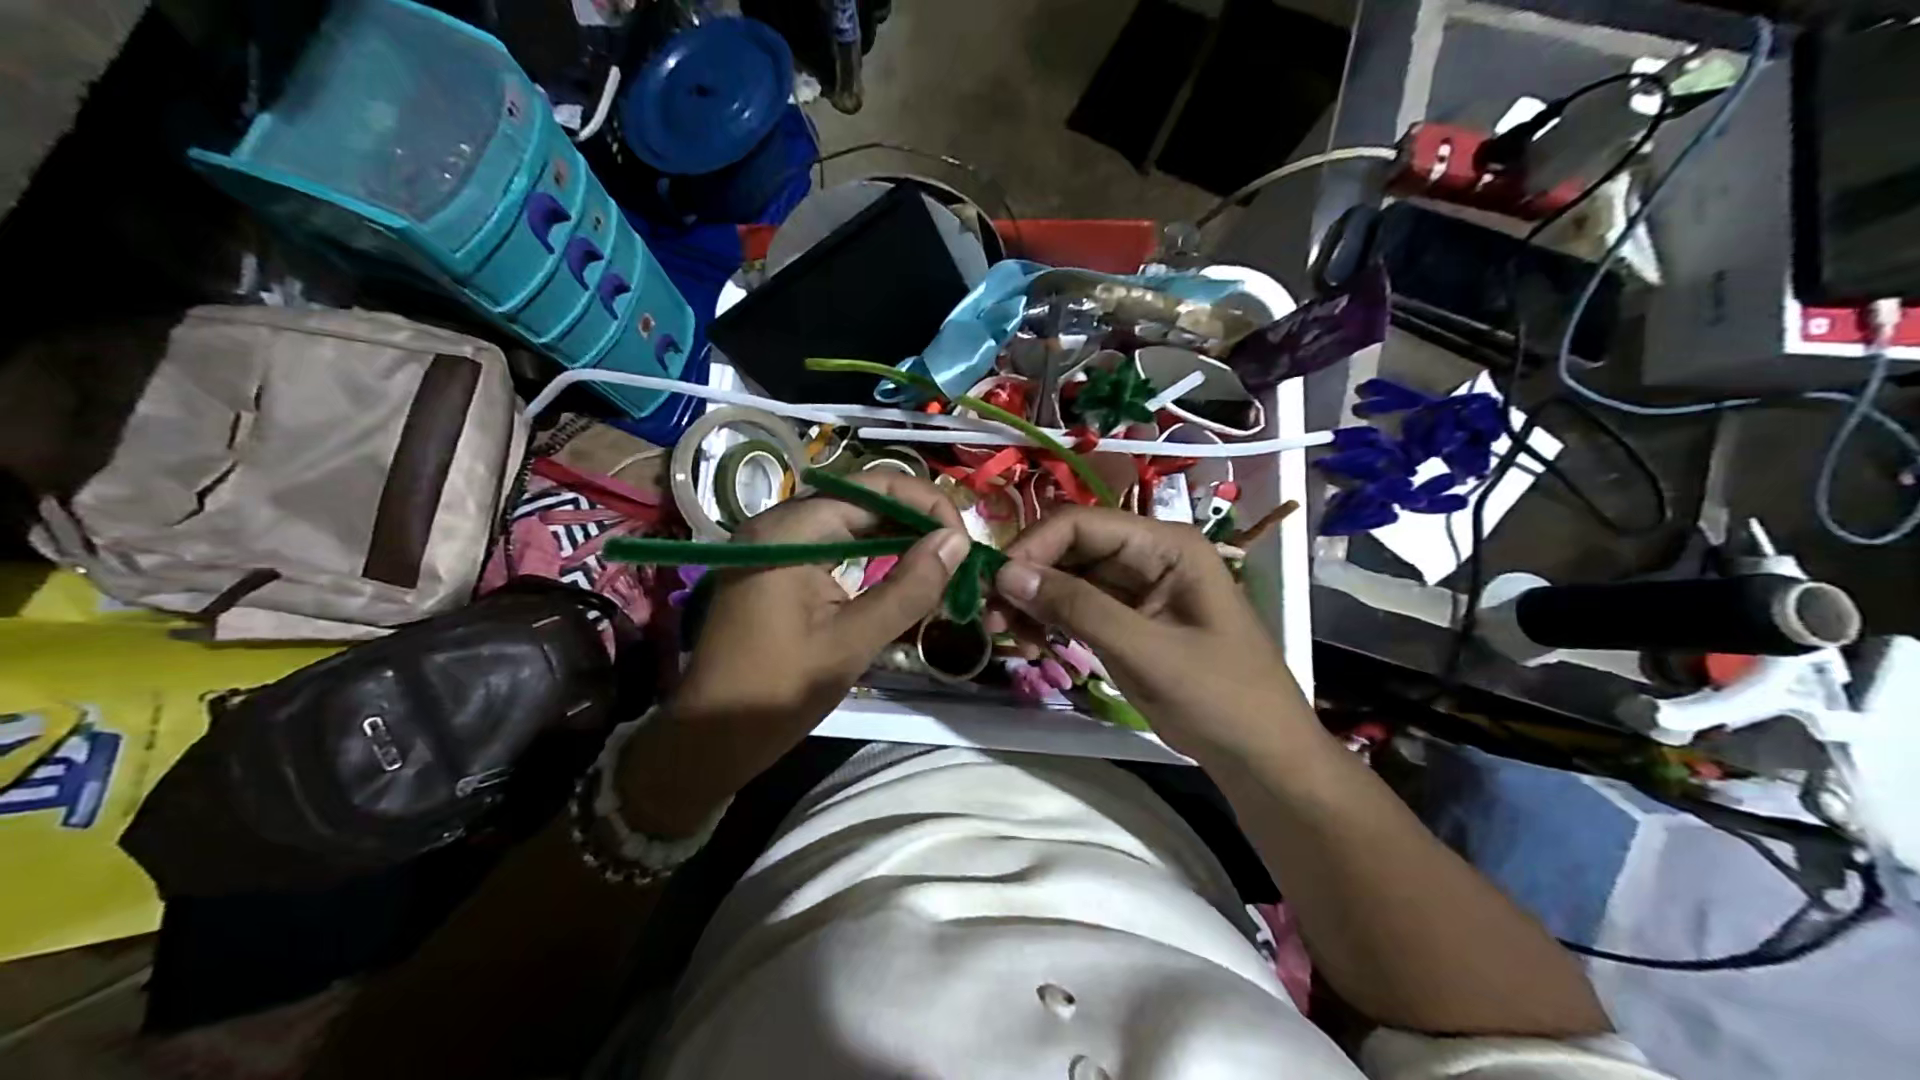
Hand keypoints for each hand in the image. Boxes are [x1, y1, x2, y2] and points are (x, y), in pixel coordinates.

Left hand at [679, 472, 969, 724]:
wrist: (710, 737)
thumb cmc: (777, 691)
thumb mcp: (852, 642)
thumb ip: (909, 588)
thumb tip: (957, 541)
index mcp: (792, 529)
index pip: (874, 488)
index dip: (927, 505)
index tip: (963, 542)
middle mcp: (780, 521)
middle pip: (863, 498)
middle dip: (916, 519)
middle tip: (959, 554)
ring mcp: (776, 542)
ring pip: (852, 520)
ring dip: (897, 535)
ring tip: (941, 561)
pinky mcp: (777, 564)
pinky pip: (834, 543)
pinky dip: (872, 553)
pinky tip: (902, 571)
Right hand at [988, 507, 1313, 759]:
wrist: (1260, 756)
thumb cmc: (1220, 697)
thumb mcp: (1147, 651)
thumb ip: (1078, 608)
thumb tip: (1006, 574)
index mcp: (1167, 544)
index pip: (1083, 523)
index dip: (1034, 547)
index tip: (996, 586)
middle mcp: (1148, 554)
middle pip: (1070, 547)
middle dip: (1028, 577)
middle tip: (991, 618)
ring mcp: (1137, 587)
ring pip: (1067, 577)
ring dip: (1034, 600)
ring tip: (1010, 636)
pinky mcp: (1127, 618)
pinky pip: (1076, 606)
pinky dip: (1050, 620)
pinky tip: (1035, 644)